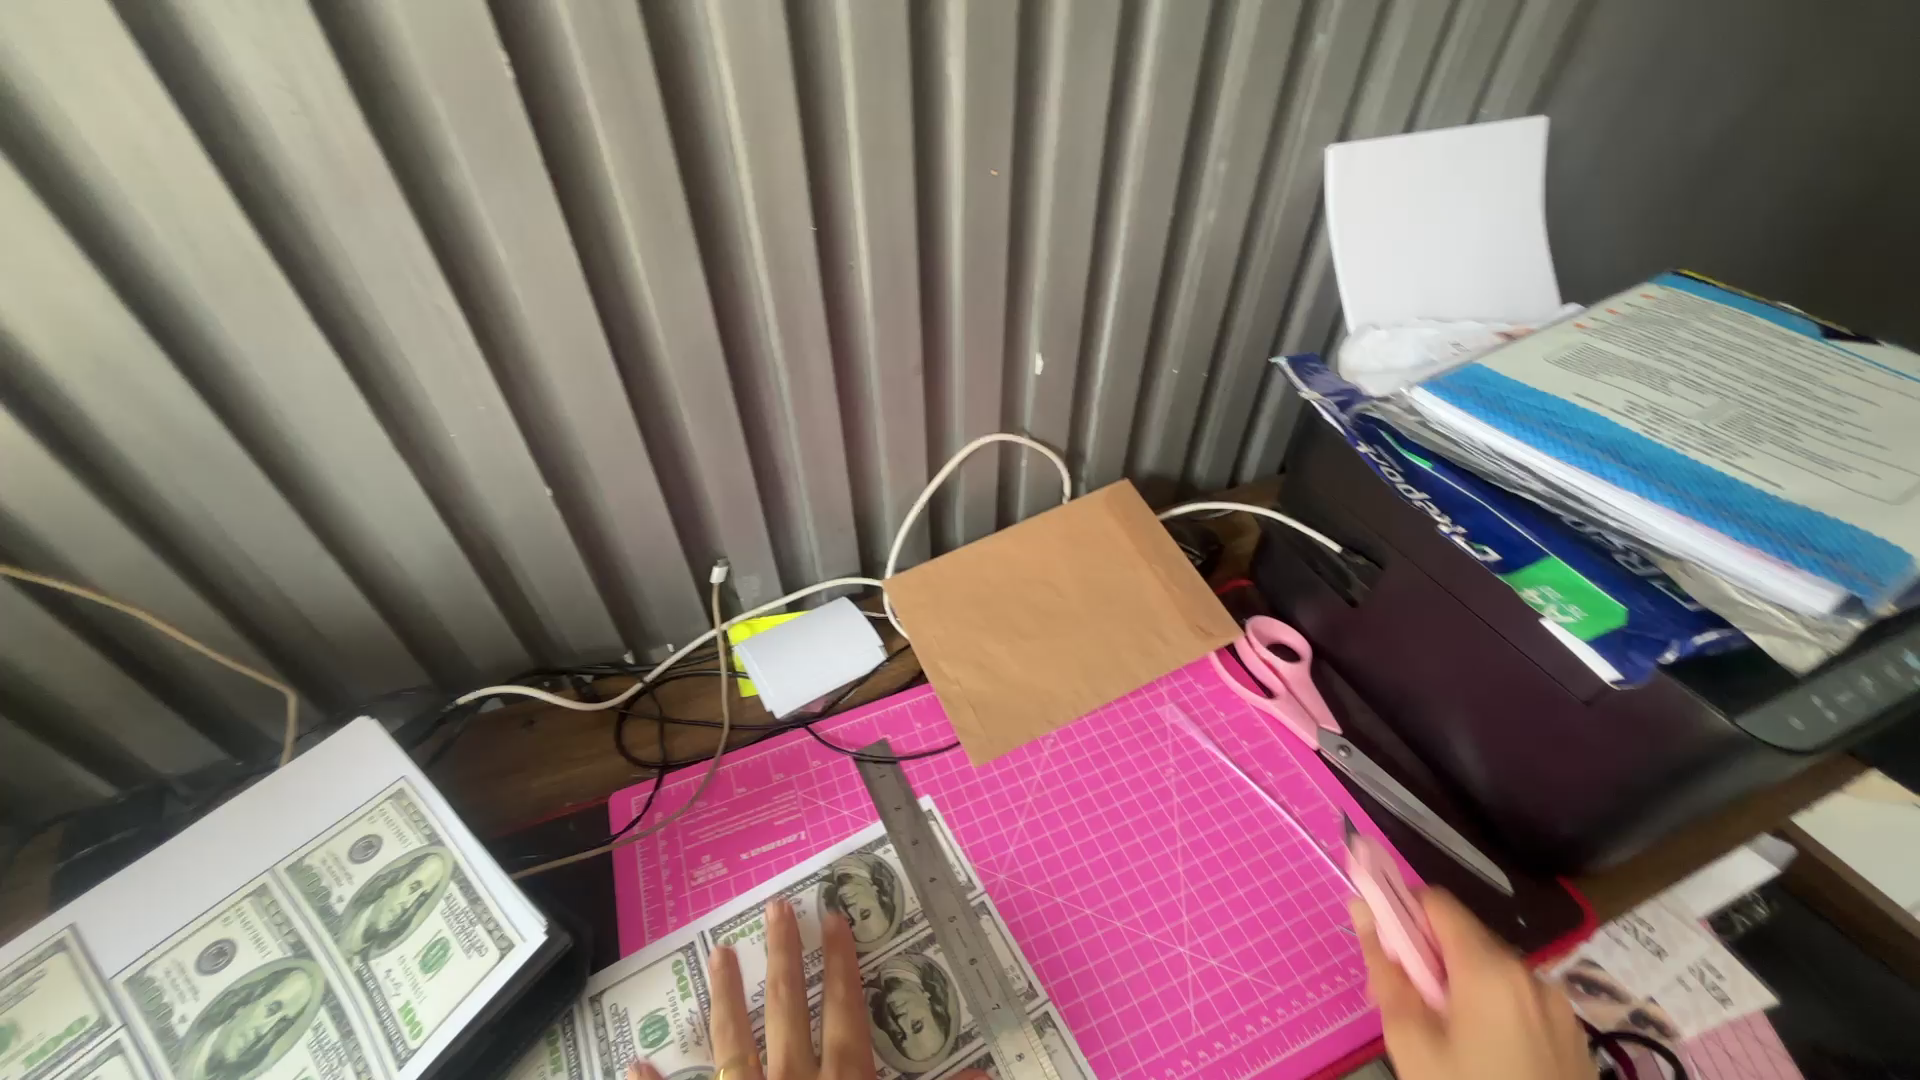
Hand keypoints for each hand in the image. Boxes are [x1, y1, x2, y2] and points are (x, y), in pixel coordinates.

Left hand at [627, 897, 986, 1079]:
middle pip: (788, 1011)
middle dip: (785, 957)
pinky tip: (634, 1061)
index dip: (841, 964)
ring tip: (717, 954)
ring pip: (734, 1045)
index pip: (844, 1013)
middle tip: (776, 907)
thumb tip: (987, 1074)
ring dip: (724, 998)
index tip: (834, 917)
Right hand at [1352, 889, 1594, 1079]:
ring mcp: (1559, 1010)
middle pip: (1462, 936)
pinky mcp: (1573, 1040)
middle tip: (1401, 1000)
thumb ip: (1384, 966)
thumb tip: (1362, 909)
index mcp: (1489, 968)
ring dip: (1456, 983)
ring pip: (1490, 970)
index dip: (1401, 911)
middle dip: (1425, 954)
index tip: (1383, 946)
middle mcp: (1531, 975)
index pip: (1436, 902)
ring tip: (1440, 1036)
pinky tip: (1479, 1055)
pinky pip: (1518, 1001)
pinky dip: (1489, 1008)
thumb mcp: (1409, 1037)